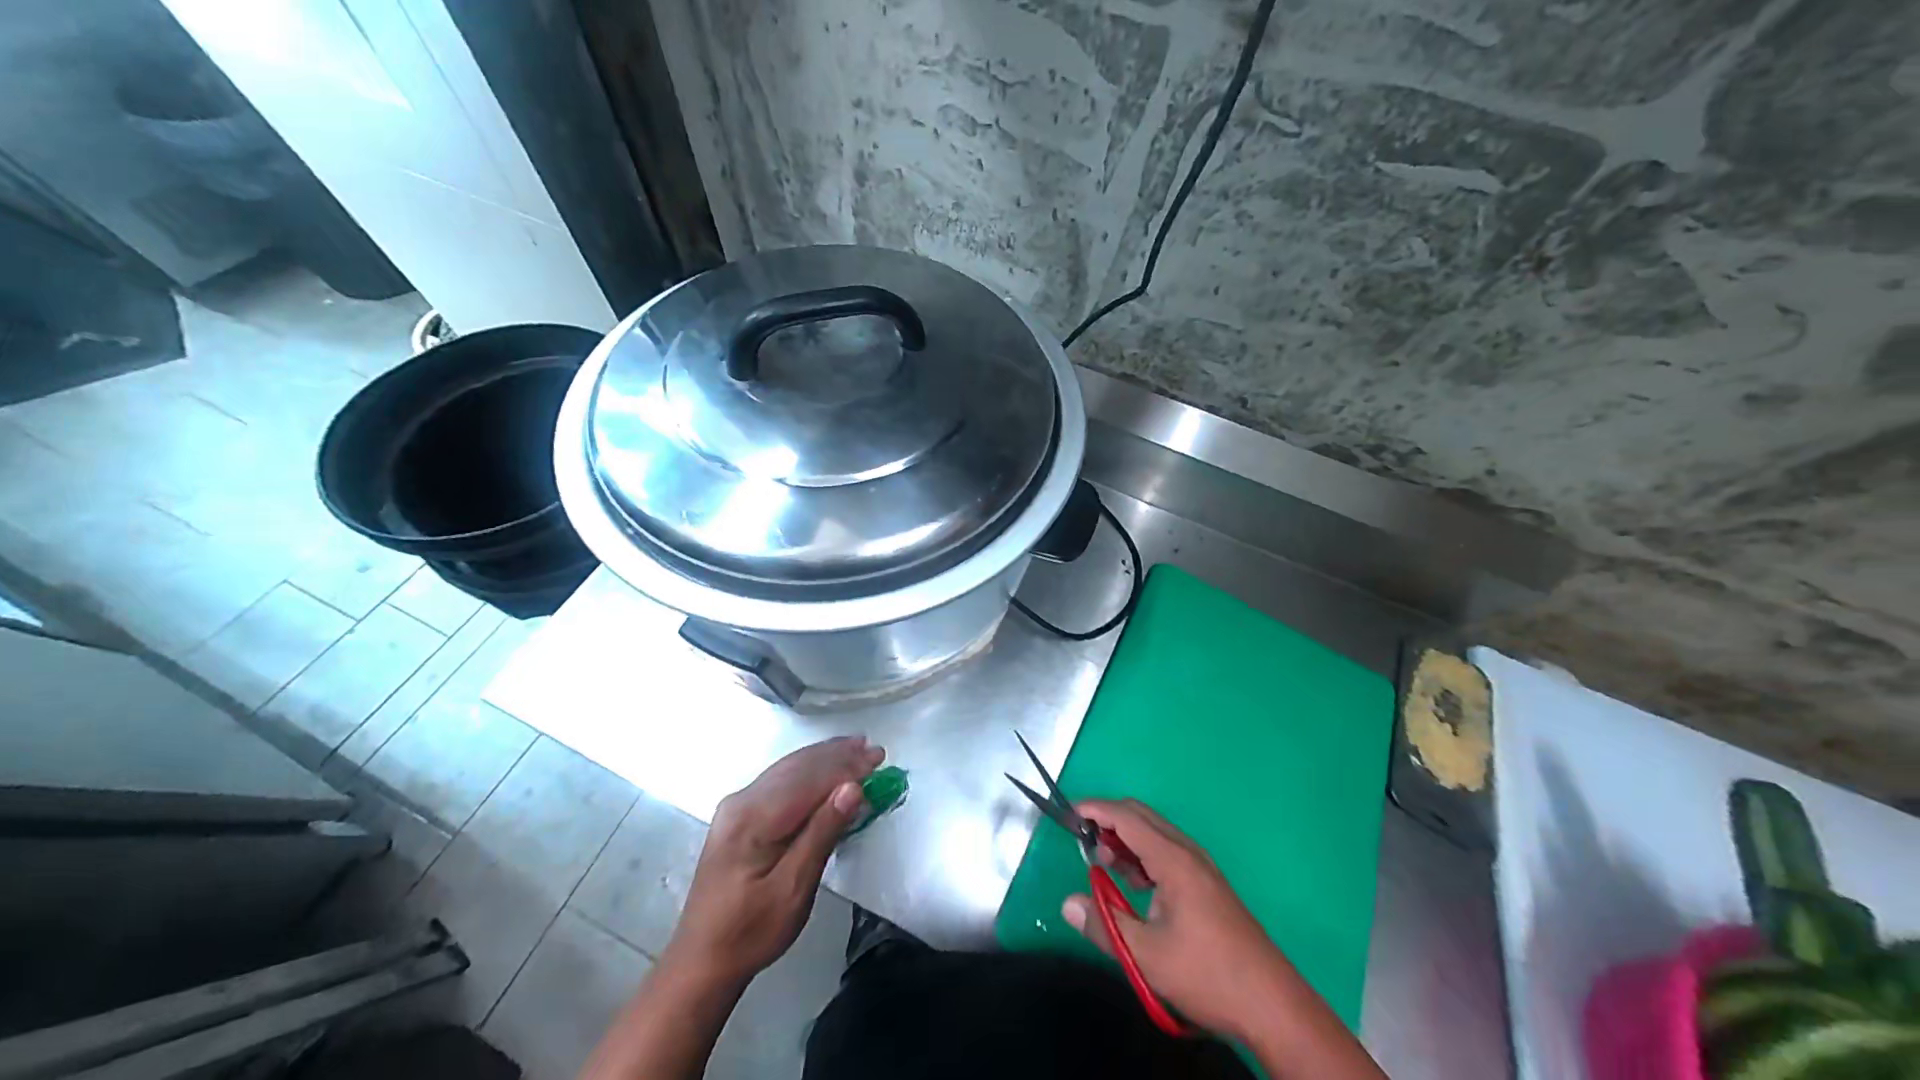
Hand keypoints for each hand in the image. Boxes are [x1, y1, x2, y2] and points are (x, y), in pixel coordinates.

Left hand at [663, 736, 883, 985]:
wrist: (702, 961)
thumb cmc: (751, 931)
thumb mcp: (793, 889)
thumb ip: (822, 833)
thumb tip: (853, 787)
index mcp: (753, 818)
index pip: (808, 778)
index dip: (846, 766)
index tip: (879, 758)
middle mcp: (741, 801)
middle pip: (796, 767)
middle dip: (837, 756)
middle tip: (875, 750)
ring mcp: (736, 807)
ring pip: (787, 770)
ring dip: (824, 759)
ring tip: (856, 749)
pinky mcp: (738, 817)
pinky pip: (779, 782)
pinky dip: (807, 772)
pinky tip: (823, 769)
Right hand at [1061, 798, 1300, 1040]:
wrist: (1273, 1005)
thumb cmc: (1207, 975)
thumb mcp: (1145, 955)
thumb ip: (1103, 924)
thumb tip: (1068, 904)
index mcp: (1173, 860)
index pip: (1127, 818)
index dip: (1096, 810)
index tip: (1068, 813)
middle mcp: (1188, 854)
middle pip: (1142, 817)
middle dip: (1109, 821)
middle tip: (1082, 842)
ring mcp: (1201, 869)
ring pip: (1156, 835)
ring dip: (1126, 840)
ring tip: (1103, 865)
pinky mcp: (1207, 886)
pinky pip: (1168, 853)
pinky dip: (1143, 856)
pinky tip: (1133, 884)